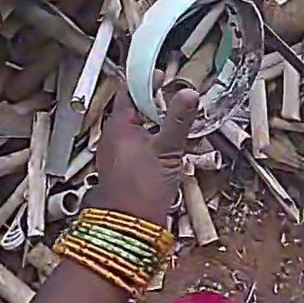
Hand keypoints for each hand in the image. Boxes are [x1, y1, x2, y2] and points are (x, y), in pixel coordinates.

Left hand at [86, 89, 197, 225]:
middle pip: (135, 111)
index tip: (162, 75)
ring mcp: (119, 155)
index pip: (129, 92)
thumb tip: (189, 93)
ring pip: (139, 130)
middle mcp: (114, 138)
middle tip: (176, 98)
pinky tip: (172, 149)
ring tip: (178, 122)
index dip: (146, 81)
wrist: (129, 227)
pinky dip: (156, 142)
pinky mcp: (126, 171)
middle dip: (155, 104)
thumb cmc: (142, 186)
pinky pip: (141, 147)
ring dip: (158, 124)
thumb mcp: (167, 149)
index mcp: (118, 126)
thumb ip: (178, 120)